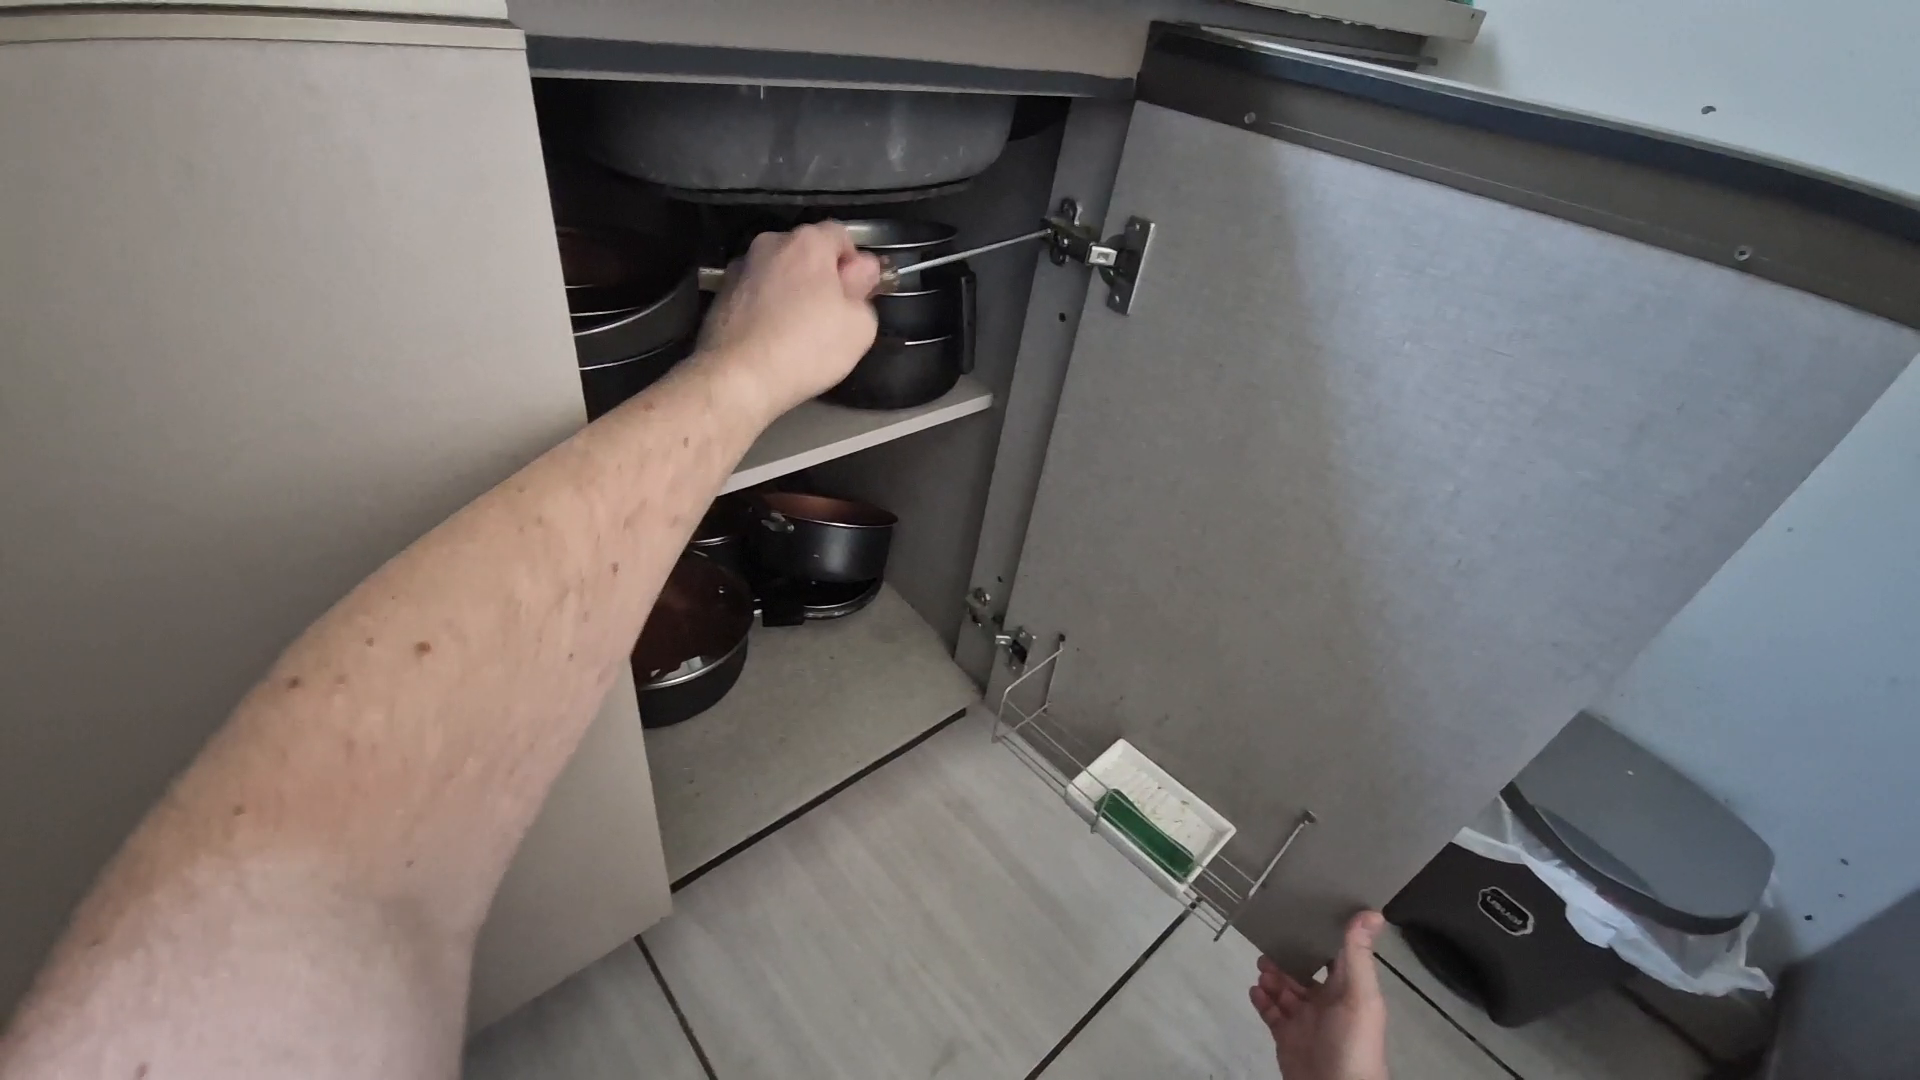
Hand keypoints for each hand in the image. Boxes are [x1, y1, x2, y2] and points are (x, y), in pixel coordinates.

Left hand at [693, 222, 881, 420]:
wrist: (738, 377)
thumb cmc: (806, 348)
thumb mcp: (860, 327)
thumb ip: (864, 293)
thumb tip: (859, 276)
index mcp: (808, 243)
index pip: (841, 235)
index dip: (855, 263)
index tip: (858, 293)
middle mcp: (770, 244)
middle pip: (807, 253)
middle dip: (822, 277)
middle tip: (832, 316)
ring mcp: (740, 268)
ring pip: (779, 273)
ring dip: (792, 292)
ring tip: (799, 332)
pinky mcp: (720, 294)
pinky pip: (756, 294)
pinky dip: (767, 308)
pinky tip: (773, 339)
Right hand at [1249, 911, 1389, 1079]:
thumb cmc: (1351, 1043)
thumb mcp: (1359, 996)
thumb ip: (1358, 954)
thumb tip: (1372, 912)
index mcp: (1349, 991)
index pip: (1334, 954)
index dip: (1319, 935)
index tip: (1300, 910)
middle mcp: (1328, 1004)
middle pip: (1303, 971)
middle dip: (1285, 957)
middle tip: (1267, 945)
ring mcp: (1305, 1022)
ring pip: (1284, 990)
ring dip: (1272, 977)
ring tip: (1261, 971)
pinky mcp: (1287, 1038)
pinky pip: (1271, 1013)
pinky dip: (1261, 1000)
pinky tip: (1255, 992)